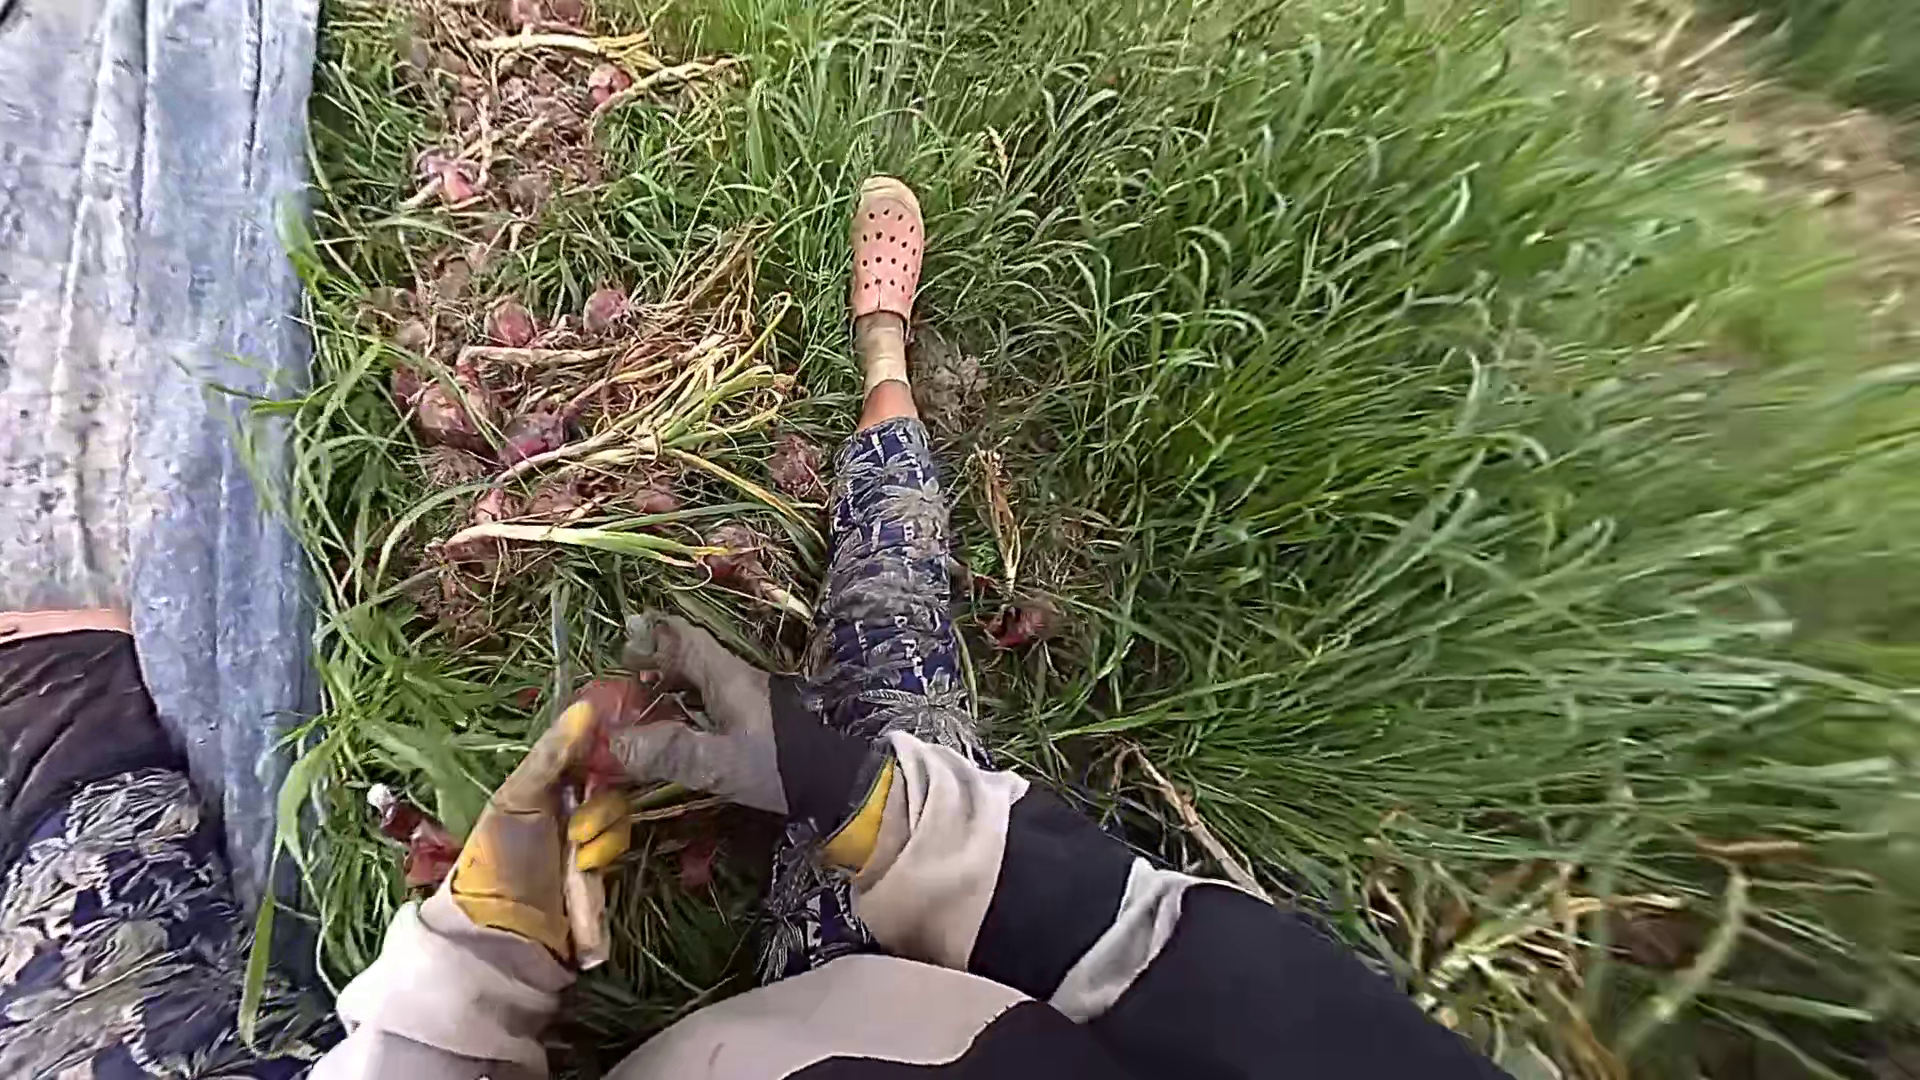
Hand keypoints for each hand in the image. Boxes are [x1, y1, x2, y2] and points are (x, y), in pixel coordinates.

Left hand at [448, 685, 633, 960]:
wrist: (501, 937)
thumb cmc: (499, 860)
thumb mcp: (516, 800)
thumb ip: (552, 754)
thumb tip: (587, 706)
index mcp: (546, 780)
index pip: (590, 746)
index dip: (606, 745)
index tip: (617, 748)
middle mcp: (571, 799)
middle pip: (612, 777)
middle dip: (600, 801)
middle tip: (578, 823)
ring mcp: (589, 830)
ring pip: (620, 808)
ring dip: (603, 830)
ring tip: (577, 854)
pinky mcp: (605, 859)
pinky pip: (623, 839)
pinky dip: (606, 851)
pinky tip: (587, 868)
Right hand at [613, 614, 785, 813]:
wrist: (831, 777)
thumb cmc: (777, 764)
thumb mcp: (720, 764)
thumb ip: (671, 751)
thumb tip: (615, 739)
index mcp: (728, 677)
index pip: (686, 640)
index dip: (653, 634)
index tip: (624, 639)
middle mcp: (737, 678)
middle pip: (691, 656)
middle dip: (654, 662)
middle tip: (620, 679)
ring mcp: (748, 695)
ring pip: (701, 677)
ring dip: (669, 684)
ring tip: (637, 703)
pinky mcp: (754, 715)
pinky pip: (711, 698)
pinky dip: (685, 704)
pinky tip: (673, 727)